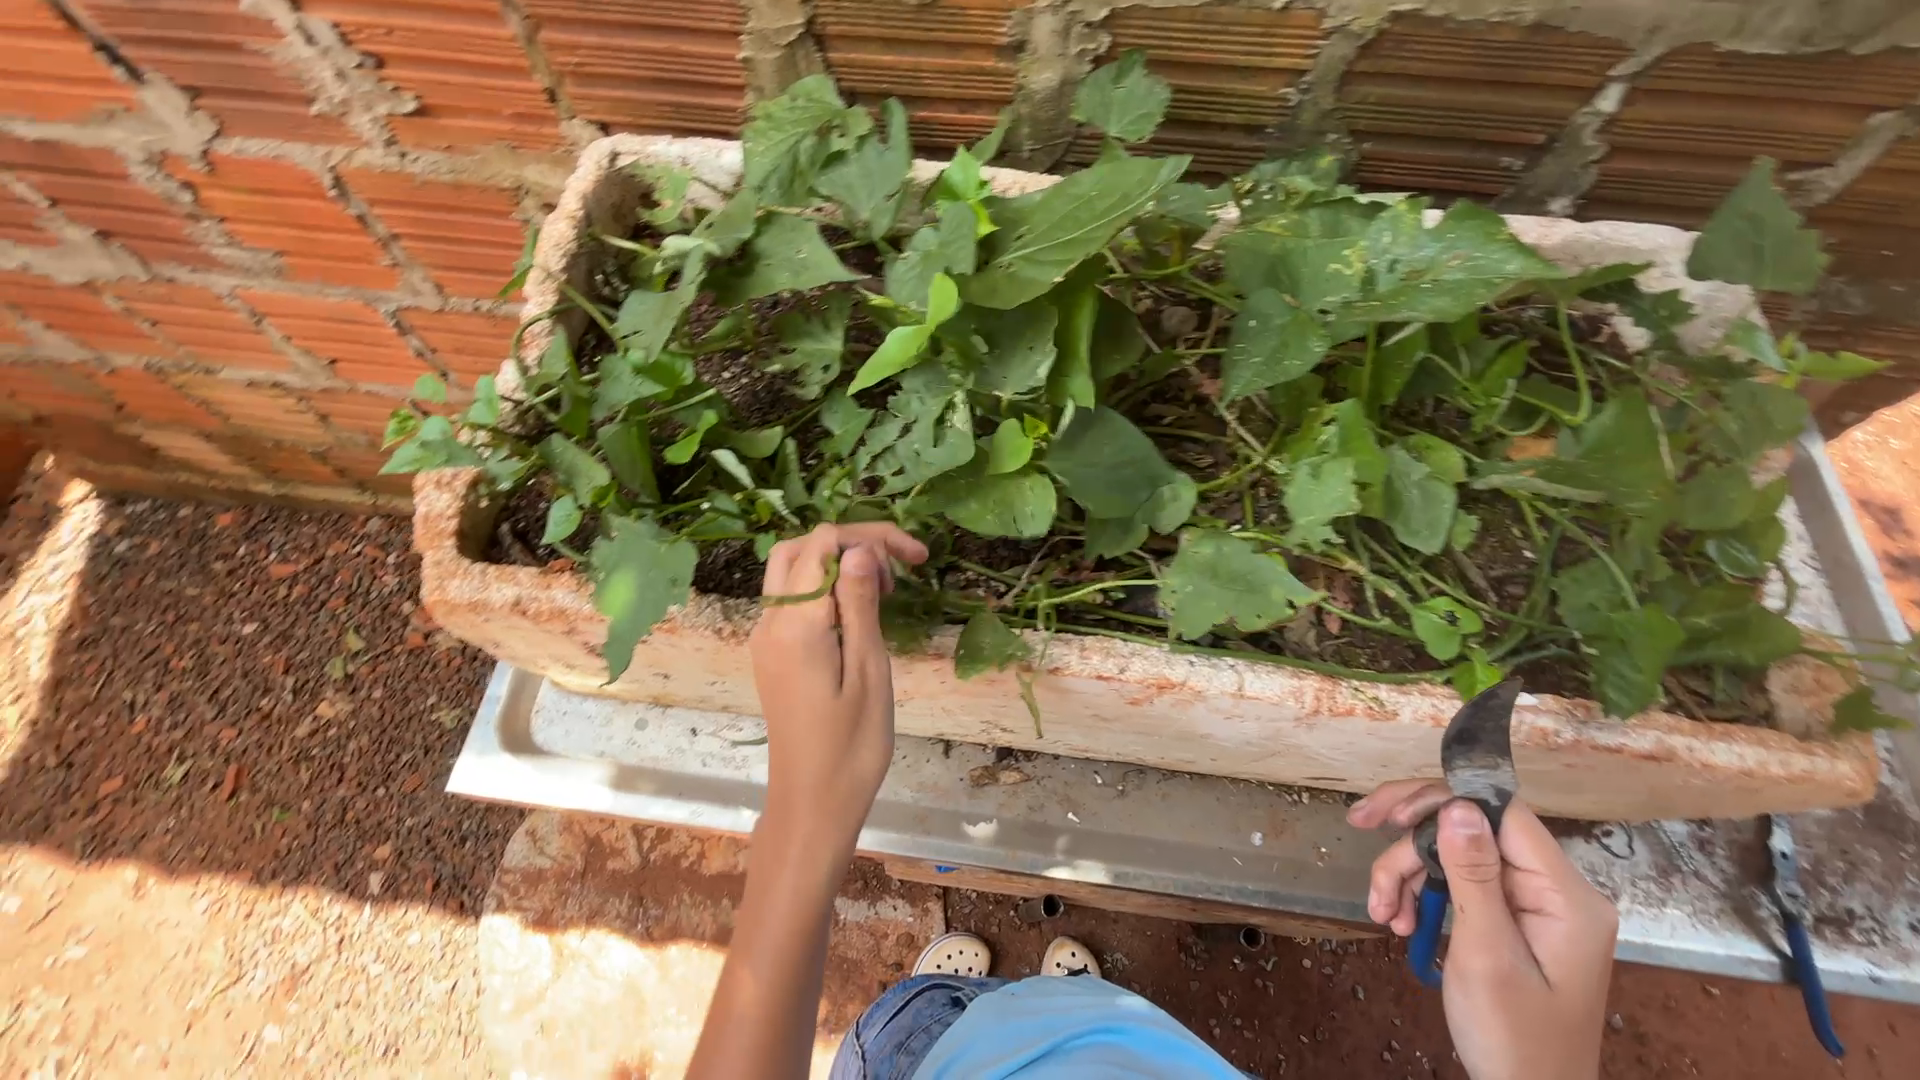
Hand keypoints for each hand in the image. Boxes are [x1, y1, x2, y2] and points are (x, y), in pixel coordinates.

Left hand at [750, 523, 928, 848]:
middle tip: (899, 571)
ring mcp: (765, 637)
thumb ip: (859, 605)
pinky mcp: (771, 653)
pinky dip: (822, 586)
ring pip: (791, 569)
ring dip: (835, 562)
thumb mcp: (869, 671)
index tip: (918, 558)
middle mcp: (770, 621)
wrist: (813, 802)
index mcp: (796, 623)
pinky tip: (856, 610)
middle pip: (801, 547)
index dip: (872, 538)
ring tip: (883, 589)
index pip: (824, 544)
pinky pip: (790, 598)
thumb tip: (860, 549)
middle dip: (851, 542)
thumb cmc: (852, 745)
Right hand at [1349, 780, 1617, 1079]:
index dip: (1441, 801)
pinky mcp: (1512, 918)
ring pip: (1455, 854)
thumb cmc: (1513, 1036)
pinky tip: (1399, 920)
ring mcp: (1533, 903)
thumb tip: (1458, 805)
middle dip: (1411, 841)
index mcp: (1566, 895)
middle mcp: (1554, 888)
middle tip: (1360, 830)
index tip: (1388, 816)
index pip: (1502, 813)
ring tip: (1383, 911)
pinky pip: (1459, 883)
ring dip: (1407, 874)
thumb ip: (1473, 876)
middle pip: (1471, 828)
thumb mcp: (1487, 954)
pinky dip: (1422, 895)